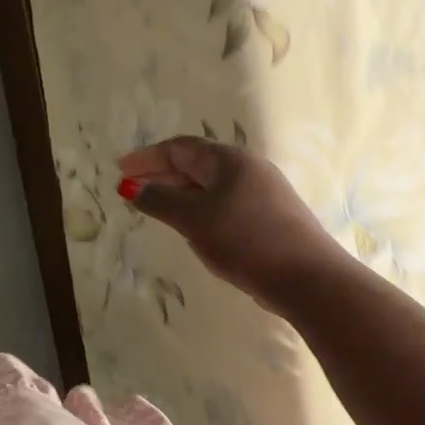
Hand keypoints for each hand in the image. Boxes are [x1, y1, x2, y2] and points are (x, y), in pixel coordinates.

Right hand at [117, 136, 349, 311]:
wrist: (305, 276)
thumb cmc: (243, 239)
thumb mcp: (192, 219)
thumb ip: (158, 200)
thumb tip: (131, 187)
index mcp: (228, 160)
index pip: (179, 147)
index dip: (146, 157)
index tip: (120, 170)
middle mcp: (246, 168)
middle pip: (195, 163)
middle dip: (159, 173)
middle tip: (130, 188)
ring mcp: (260, 191)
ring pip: (208, 184)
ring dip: (177, 191)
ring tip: (153, 206)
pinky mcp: (266, 214)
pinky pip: (222, 201)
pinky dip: (196, 206)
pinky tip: (188, 225)